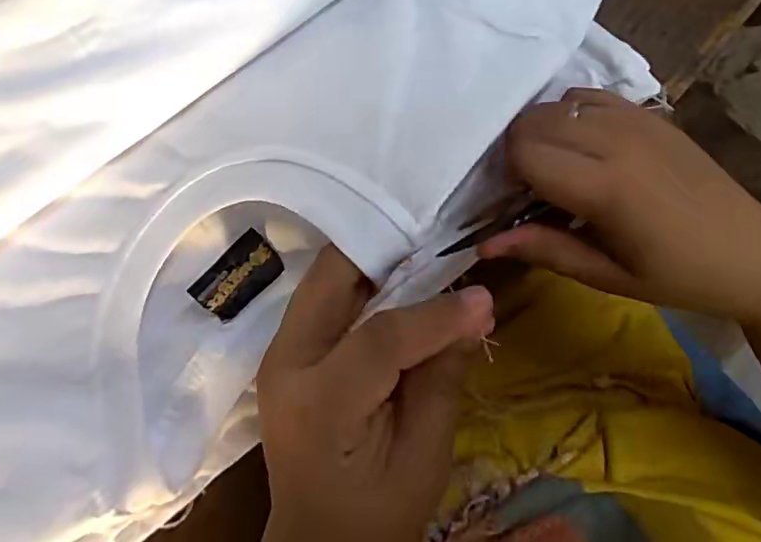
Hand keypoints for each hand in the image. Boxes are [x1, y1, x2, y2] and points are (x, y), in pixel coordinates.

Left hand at [258, 246, 494, 541]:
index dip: (435, 312)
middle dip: (387, 252)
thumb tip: (477, 306)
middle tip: (438, 245)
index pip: (379, 337)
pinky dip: (362, 279)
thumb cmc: (374, 515)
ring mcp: (279, 350)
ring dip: (374, 260)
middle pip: (334, 278)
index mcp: (319, 405)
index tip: (480, 295)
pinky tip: (398, 278)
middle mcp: (286, 362)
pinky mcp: (286, 346)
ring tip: (423, 253)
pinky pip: (325, 293)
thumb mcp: (422, 460)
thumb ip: (443, 378)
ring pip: (325, 275)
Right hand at [480, 88, 760, 323]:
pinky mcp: (647, 112)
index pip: (525, 152)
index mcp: (607, 188)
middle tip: (533, 185)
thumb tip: (485, 243)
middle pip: (532, 122)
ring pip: (556, 104)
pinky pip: (587, 95)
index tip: (520, 199)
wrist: (751, 250)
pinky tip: (585, 143)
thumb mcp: (609, 276)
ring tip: (560, 164)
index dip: (509, 174)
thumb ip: (546, 249)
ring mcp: (634, 120)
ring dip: (543, 130)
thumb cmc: (678, 275)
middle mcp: (616, 142)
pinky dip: (571, 113)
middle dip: (518, 149)